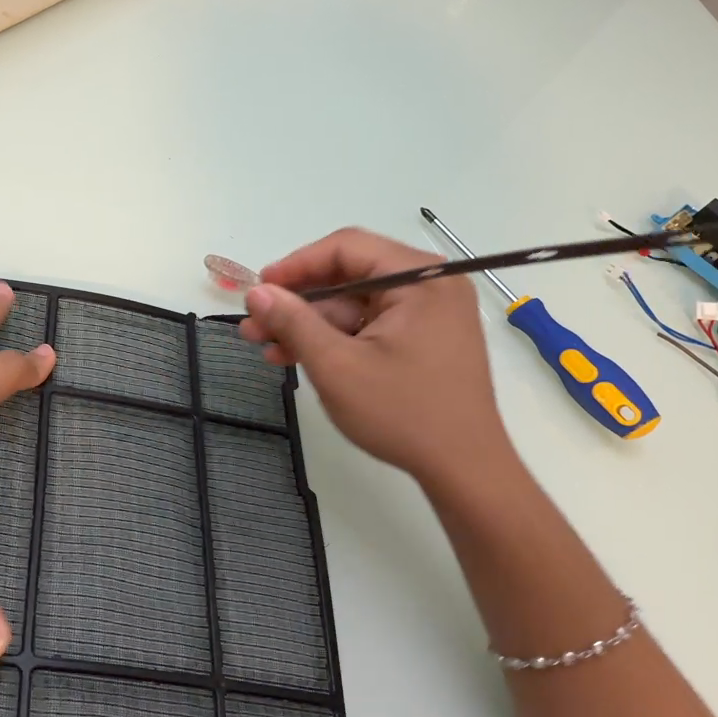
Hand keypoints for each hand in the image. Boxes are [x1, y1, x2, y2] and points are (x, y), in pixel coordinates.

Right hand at [238, 228, 510, 479]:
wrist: (464, 469)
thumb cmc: (403, 413)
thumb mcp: (337, 366)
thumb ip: (294, 322)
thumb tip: (256, 291)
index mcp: (420, 279)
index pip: (347, 247)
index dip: (295, 265)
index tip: (258, 289)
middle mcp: (430, 286)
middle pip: (349, 276)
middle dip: (297, 302)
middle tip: (253, 325)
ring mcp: (430, 314)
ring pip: (355, 305)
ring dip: (309, 324)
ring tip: (265, 348)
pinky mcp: (425, 340)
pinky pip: (370, 326)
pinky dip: (335, 339)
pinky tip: (297, 357)